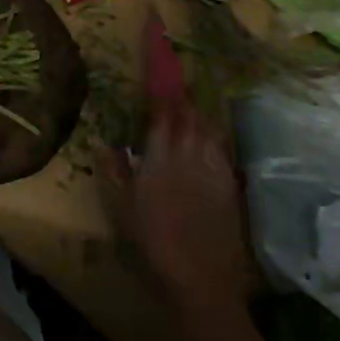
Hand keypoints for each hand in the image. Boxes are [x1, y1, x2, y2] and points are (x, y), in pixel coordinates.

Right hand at [104, 98, 256, 316]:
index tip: (159, 61)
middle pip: (191, 118)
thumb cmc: (150, 239)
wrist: (200, 280)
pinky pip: (221, 153)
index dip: (162, 86)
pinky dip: (211, 140)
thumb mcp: (121, 203)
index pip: (163, 112)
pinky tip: (206, 142)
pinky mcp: (232, 190)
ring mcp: (216, 174)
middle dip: (182, 98)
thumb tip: (107, 141)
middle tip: (174, 84)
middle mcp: (192, 158)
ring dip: (199, 117)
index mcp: (161, 157)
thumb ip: (116, 169)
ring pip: (209, 133)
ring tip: (189, 108)